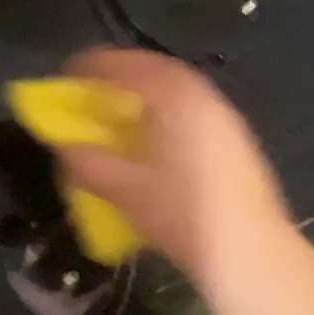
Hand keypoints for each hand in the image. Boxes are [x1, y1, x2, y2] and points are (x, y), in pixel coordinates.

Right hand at [51, 48, 291, 276]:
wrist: (248, 249)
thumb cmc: (181, 213)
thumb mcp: (125, 191)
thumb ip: (87, 163)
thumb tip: (65, 147)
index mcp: (174, 98)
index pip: (128, 66)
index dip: (94, 66)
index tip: (69, 72)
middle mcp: (203, 97)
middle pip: (156, 70)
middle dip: (122, 76)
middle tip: (95, 88)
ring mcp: (226, 118)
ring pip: (179, 91)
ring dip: (147, 94)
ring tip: (121, 113)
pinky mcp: (238, 141)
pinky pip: (194, 110)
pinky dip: (167, 112)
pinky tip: (156, 139)